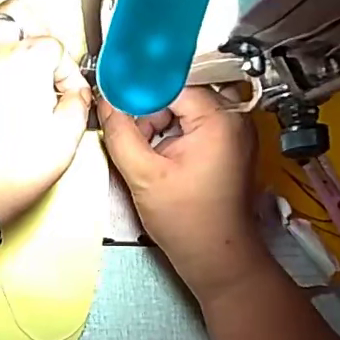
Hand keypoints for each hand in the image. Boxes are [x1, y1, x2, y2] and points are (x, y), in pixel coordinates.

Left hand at [0, 0, 91, 223]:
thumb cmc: (11, 171)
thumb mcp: (65, 142)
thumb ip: (77, 105)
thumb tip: (75, 92)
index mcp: (25, 60)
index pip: (54, 46)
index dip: (65, 71)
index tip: (66, 96)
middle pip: (13, 12)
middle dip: (31, 28)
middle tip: (38, 55)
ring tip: (2, 51)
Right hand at [102, 87, 267, 298]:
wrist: (217, 257)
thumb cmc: (192, 224)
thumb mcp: (143, 174)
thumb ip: (120, 132)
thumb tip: (106, 102)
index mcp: (219, 118)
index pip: (169, 83)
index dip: (136, 90)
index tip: (112, 91)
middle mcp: (233, 118)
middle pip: (177, 92)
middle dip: (147, 111)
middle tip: (134, 139)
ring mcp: (232, 131)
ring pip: (182, 107)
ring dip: (157, 123)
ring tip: (149, 157)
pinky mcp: (226, 144)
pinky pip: (192, 124)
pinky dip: (170, 134)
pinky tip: (160, 159)